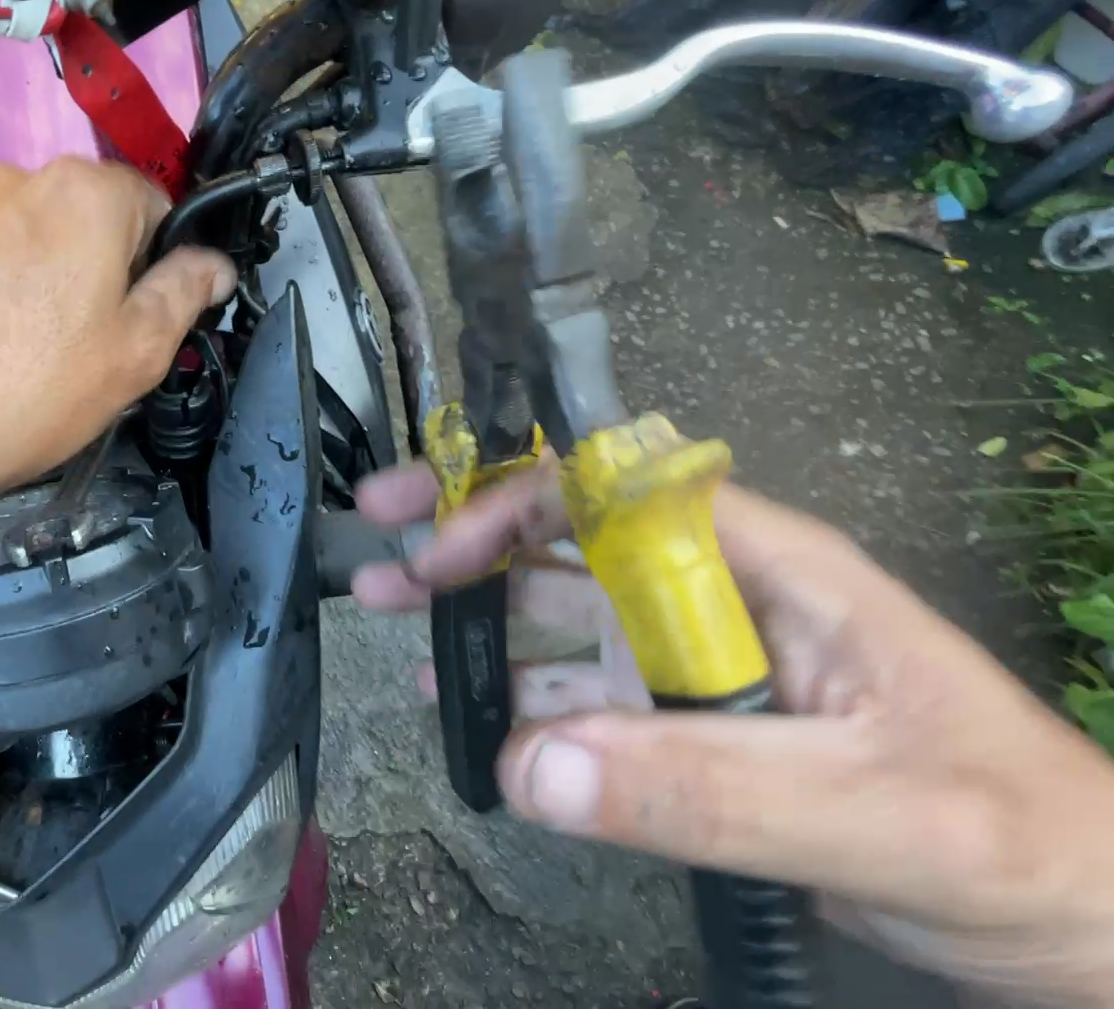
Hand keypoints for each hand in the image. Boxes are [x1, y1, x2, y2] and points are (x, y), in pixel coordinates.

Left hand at [0, 158, 233, 562]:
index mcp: (85, 195)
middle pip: (76, 214)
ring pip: (13, 228)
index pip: (149, 205)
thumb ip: (183, 295)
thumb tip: (213, 263)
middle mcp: (12, 175)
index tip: (127, 316)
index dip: (150, 263)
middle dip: (85, 265)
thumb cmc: (24, 398)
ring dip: (23, 268)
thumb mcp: (133, 359)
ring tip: (0, 342)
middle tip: (65, 342)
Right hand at [352, 462, 1113, 1004]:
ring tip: (385, 603)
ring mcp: (685, 654)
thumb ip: (706, 790)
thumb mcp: (876, 818)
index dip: (516, 503)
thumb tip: (526, 764)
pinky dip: (504, 683)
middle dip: (465, 526)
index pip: (618, 495)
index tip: (437, 547)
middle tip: (379, 533)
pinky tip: (453, 698)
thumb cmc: (1021, 846)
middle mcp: (709, 592)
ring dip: (468, 600)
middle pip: (566, 534)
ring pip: (554, 603)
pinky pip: (568, 683)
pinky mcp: (672, 715)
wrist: (1085, 926)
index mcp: (762, 567)